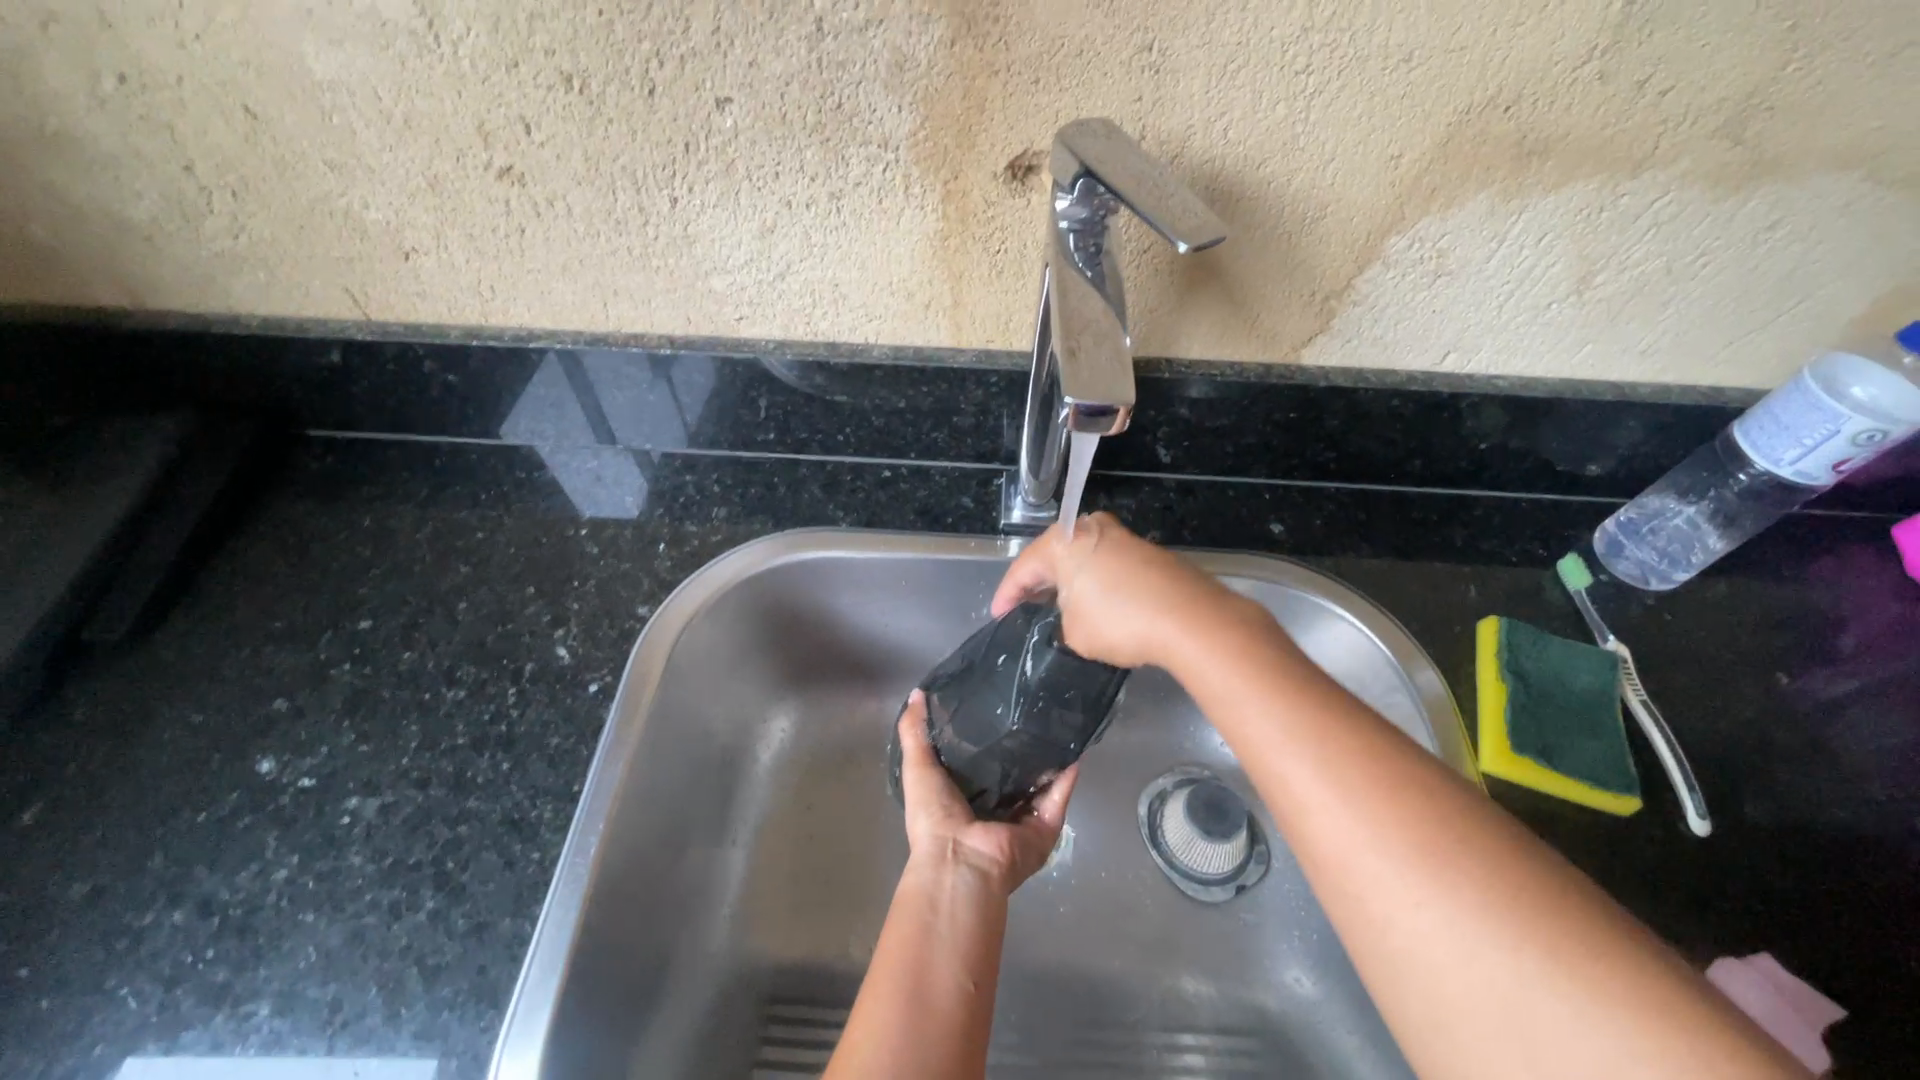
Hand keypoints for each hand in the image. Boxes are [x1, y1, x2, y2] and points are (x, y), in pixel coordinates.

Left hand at [895, 690, 1077, 896]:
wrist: (961, 860)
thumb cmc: (934, 816)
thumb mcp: (917, 768)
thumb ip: (915, 732)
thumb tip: (916, 693)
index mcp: (962, 801)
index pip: (977, 766)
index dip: (984, 740)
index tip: (993, 709)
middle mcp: (994, 812)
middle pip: (1012, 775)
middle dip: (1021, 750)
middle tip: (1030, 713)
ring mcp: (1022, 821)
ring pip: (1040, 786)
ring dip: (1048, 761)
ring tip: (1056, 726)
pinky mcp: (1044, 828)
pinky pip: (1058, 799)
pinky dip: (1066, 779)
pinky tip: (1072, 751)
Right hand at [991, 512, 1261, 668]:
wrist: (1190, 618)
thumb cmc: (1119, 621)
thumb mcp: (1073, 632)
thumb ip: (1061, 621)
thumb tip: (1073, 616)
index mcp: (1063, 541)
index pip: (1023, 568)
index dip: (1007, 595)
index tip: (998, 615)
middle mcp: (1092, 530)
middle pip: (1054, 558)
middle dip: (1040, 584)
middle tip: (1025, 609)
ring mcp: (1125, 539)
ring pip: (1084, 561)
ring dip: (1071, 584)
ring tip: (1060, 611)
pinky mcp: (1150, 554)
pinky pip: (1111, 569)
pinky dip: (1099, 587)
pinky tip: (1099, 609)